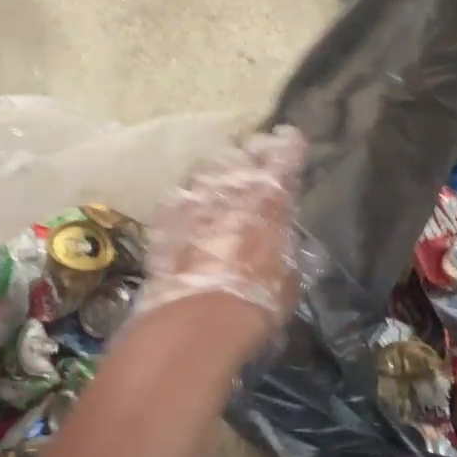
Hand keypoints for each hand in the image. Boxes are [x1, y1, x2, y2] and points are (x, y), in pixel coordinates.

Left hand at [132, 125, 306, 348]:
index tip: (290, 137)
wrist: (198, 320)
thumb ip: (289, 250)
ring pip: (205, 169)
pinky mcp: (165, 222)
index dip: (289, 144)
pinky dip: (188, 198)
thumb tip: (287, 243)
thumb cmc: (258, 299)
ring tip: (221, 174)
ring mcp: (194, 202)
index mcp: (271, 199)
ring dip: (216, 169)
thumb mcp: (291, 278)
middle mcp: (232, 190)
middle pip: (240, 155)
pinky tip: (189, 203)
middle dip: (249, 152)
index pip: (284, 156)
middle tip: (255, 152)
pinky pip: (178, 198)